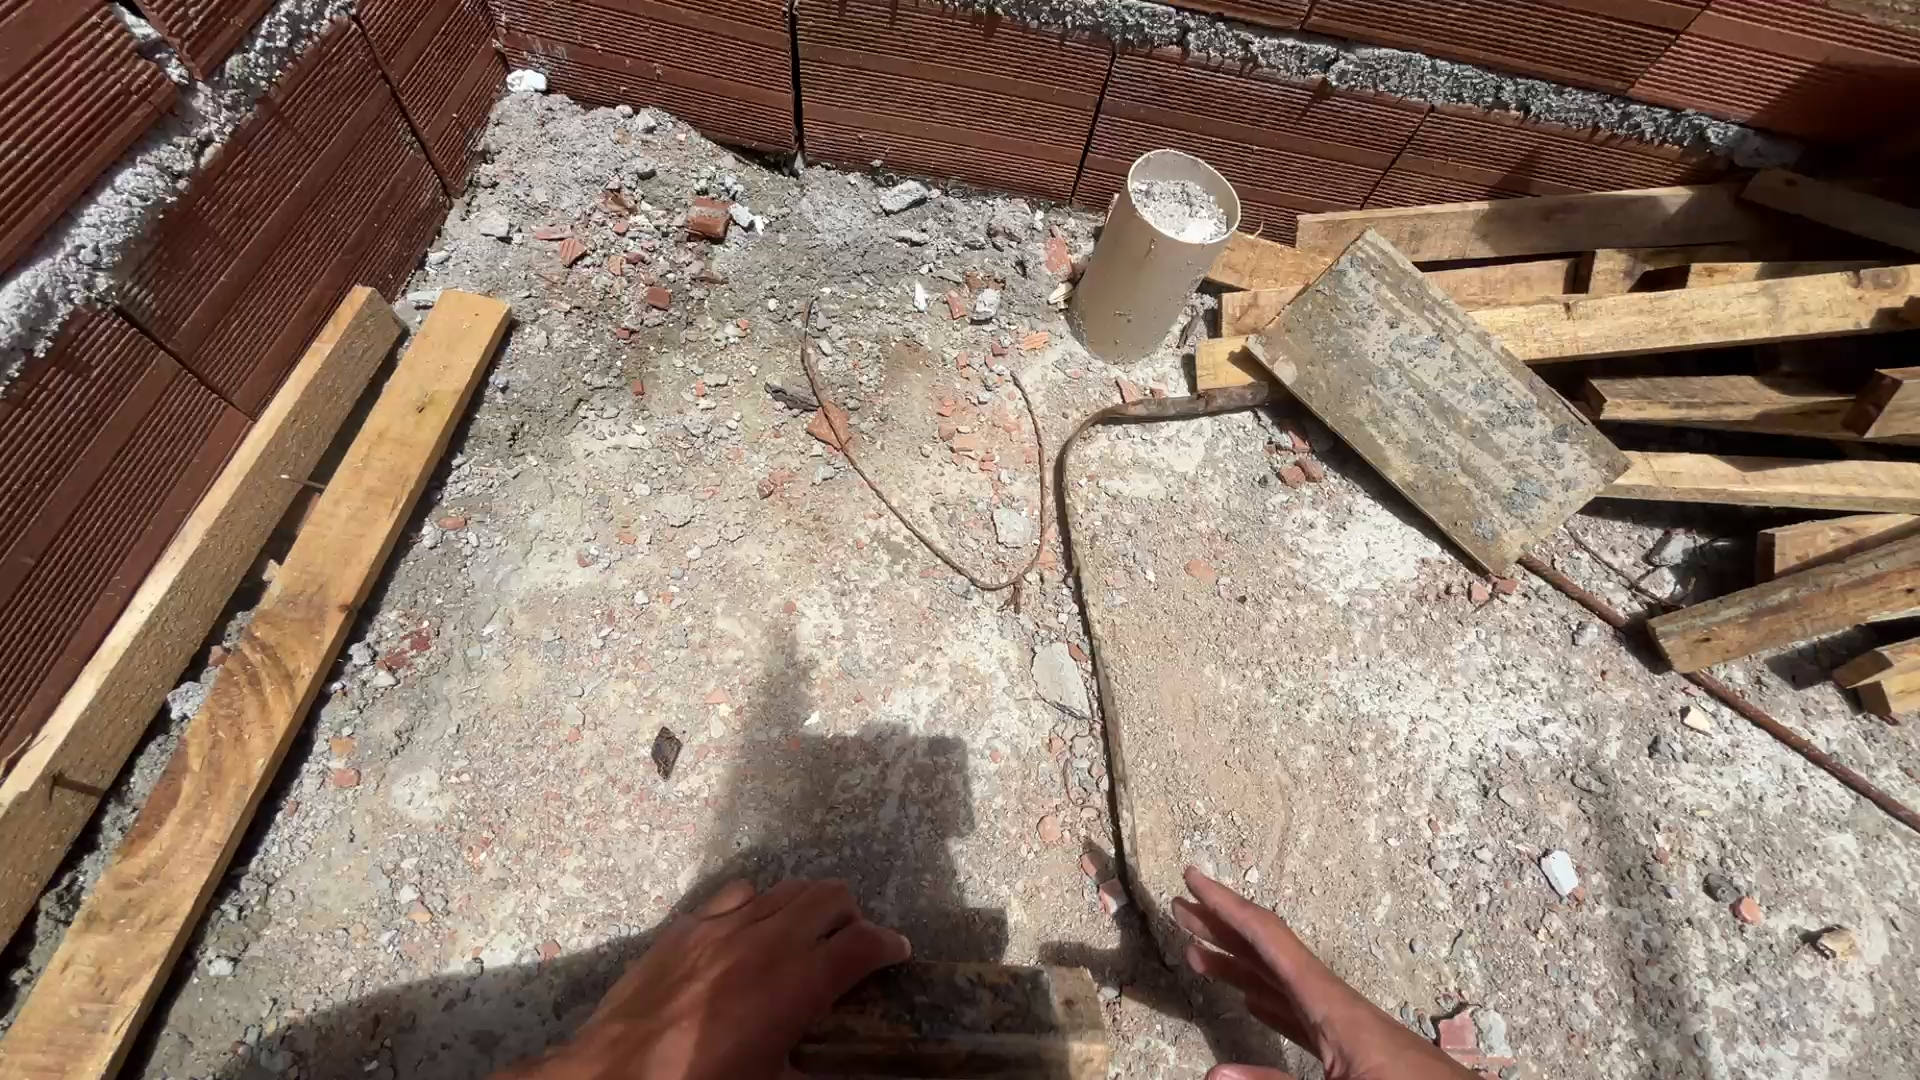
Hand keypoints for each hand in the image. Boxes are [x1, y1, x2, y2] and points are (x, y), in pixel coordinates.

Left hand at [495, 879, 910, 1079]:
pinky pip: (740, 893)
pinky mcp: (691, 922)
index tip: (896, 951)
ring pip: (789, 888)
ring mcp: (727, 923)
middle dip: (852, 916)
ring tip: (807, 933)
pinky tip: (751, 931)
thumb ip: (814, 1069)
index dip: (888, 945)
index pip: (863, 944)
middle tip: (850, 944)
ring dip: (810, 906)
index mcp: (797, 983)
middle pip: (831, 897)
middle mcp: (770, 939)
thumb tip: (848, 1068)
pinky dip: (760, 905)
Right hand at [1175, 866, 1474, 1079]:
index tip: (1191, 876)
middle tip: (1177, 909)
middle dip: (1222, 928)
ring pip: (1282, 982)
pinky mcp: (1356, 1053)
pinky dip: (1267, 1000)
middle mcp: (1334, 1004)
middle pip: (1269, 951)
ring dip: (1238, 964)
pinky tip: (1251, 1001)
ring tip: (1197, 954)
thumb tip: (1211, 1076)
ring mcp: (1347, 1028)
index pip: (1269, 937)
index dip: (1226, 905)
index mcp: (1331, 1003)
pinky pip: (1299, 1012)